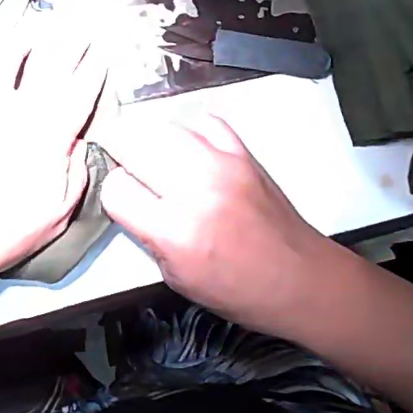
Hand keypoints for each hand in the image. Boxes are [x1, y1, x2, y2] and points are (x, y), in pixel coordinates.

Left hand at [0, 32, 105, 301]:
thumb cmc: (2, 230)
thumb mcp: (57, 211)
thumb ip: (76, 172)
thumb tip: (78, 145)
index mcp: (50, 134)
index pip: (80, 92)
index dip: (94, 68)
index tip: (102, 50)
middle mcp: (20, 110)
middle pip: (50, 65)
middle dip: (69, 41)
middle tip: (80, 23)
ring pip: (10, 58)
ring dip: (30, 36)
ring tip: (40, 23)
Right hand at [97, 113, 352, 338]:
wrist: (299, 279)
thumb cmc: (238, 290)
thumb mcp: (176, 276)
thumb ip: (147, 233)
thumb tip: (128, 196)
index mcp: (175, 232)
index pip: (116, 188)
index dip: (113, 195)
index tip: (123, 200)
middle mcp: (196, 191)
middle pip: (133, 144)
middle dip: (120, 154)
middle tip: (123, 166)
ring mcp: (222, 166)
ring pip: (163, 127)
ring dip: (148, 140)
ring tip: (151, 157)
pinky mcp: (243, 154)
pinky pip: (204, 122)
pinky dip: (188, 131)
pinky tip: (188, 149)